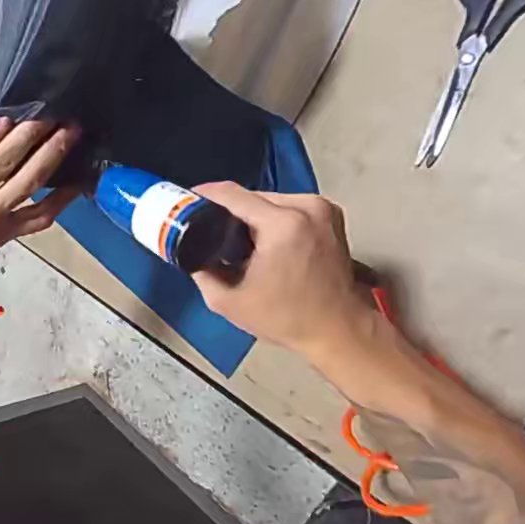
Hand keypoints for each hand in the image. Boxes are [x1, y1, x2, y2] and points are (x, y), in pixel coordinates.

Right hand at [190, 183, 376, 358]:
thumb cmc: (287, 318)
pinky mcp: (330, 216)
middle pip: (251, 196)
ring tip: (234, 238)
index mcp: (282, 225)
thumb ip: (201, 272)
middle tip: (207, 228)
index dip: (204, 195)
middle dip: (227, 210)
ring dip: (249, 215)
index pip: (232, 194)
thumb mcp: (227, 301)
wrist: (336, 328)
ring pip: (270, 200)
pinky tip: (259, 240)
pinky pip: (288, 206)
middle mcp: (307, 208)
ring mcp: (322, 210)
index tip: (188, 201)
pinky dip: (270, 218)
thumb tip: (190, 255)